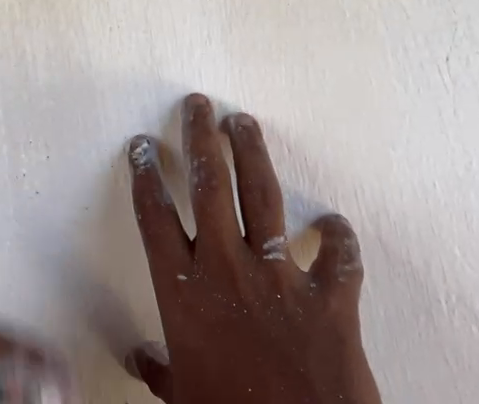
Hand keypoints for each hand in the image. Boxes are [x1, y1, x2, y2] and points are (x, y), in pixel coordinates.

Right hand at [125, 95, 380, 403]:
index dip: (144, 174)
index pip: (154, 215)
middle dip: (199, 138)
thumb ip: (161, 371)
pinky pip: (338, 257)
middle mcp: (226, 268)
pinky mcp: (330, 299)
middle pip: (208, 185)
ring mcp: (280, 278)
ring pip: (262, 198)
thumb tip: (139, 360)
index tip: (141, 146)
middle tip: (198, 104)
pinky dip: (337, 237)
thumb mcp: (185, 396)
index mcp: (184, 289)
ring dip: (251, 155)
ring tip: (243, 123)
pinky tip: (333, 221)